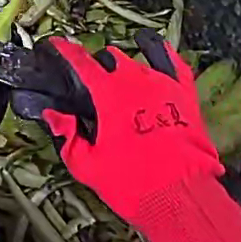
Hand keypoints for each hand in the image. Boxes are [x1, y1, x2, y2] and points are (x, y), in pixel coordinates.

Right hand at [41, 34, 240, 241]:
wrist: (181, 197)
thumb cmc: (135, 182)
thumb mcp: (87, 164)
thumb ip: (67, 135)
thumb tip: (54, 116)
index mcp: (109, 93)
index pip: (82, 61)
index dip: (66, 49)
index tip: (59, 44)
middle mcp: (135, 80)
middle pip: (111, 57)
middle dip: (99, 66)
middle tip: (93, 83)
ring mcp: (163, 84)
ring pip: (139, 61)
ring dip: (126, 67)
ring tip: (121, 77)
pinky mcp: (185, 95)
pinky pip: (174, 64)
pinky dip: (162, 55)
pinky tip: (157, 51)